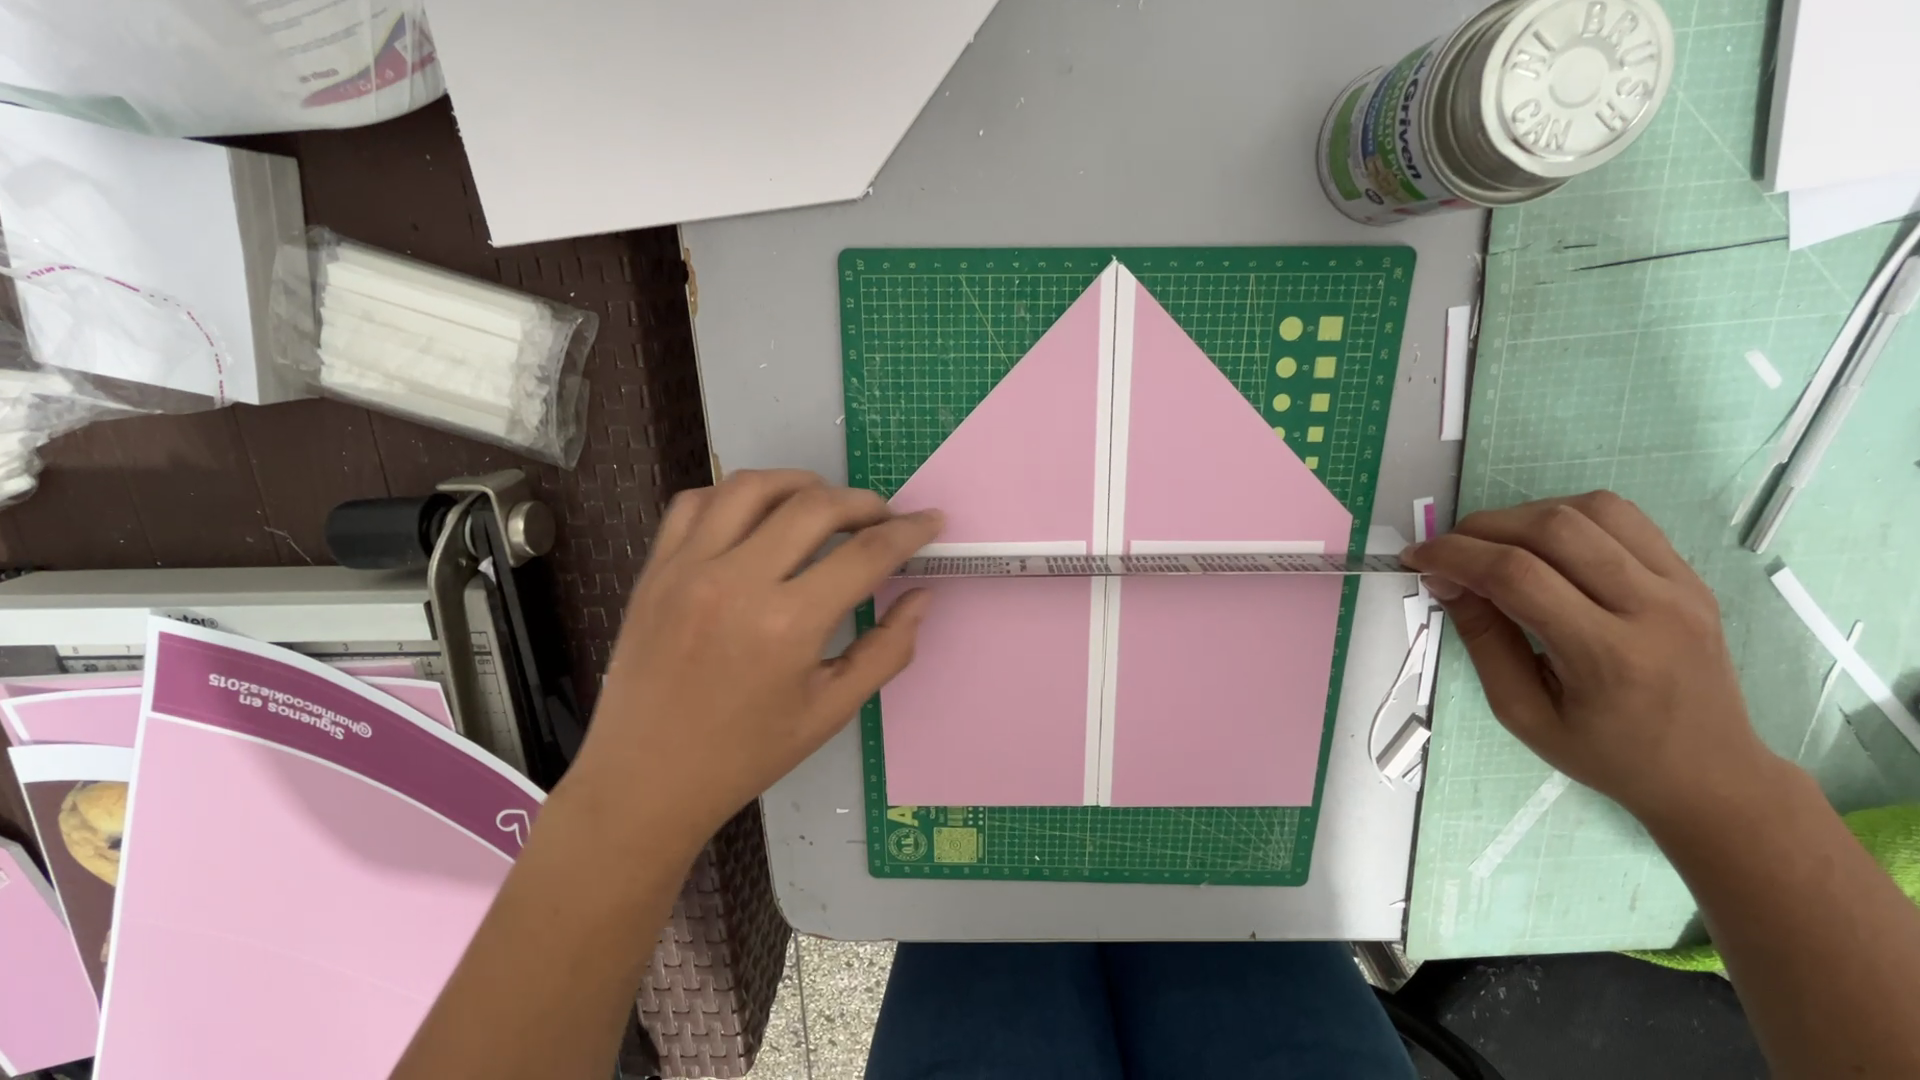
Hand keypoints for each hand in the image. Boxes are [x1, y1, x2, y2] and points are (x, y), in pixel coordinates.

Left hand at [562, 470, 941, 849]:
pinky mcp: (656, 569)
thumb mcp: (831, 712)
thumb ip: (886, 650)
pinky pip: (696, 502)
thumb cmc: (746, 754)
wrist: (646, 779)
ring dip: (800, 484)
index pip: (866, 553)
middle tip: (882, 519)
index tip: (930, 522)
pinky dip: (734, 495)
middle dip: (864, 502)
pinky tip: (757, 516)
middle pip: (815, 505)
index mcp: (788, 625)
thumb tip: (920, 597)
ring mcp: (688, 568)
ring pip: (752, 486)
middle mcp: (737, 581)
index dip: (909, 531)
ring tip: (825, 504)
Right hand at [1401, 491, 1769, 823]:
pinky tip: (1542, 543)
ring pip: (1591, 509)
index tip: (1417, 558)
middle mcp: (1652, 608)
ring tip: (1493, 544)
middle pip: (1553, 529)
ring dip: (1524, 516)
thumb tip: (1445, 580)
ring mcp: (1681, 586)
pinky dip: (1568, 516)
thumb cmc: (1606, 755)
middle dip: (1482, 528)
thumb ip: (1483, 640)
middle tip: (1448, 551)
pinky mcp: (1690, 575)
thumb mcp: (1523, 712)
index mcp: (1607, 655)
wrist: (1709, 773)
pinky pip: (1623, 518)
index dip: (1455, 556)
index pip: (1517, 575)